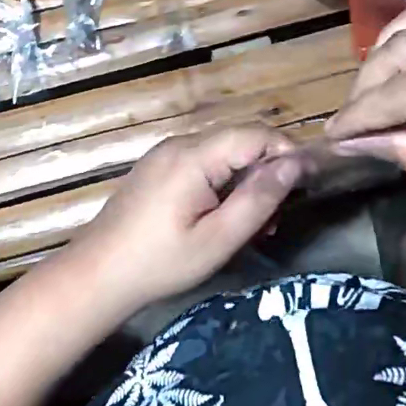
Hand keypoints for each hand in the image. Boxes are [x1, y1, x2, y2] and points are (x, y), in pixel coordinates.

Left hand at [64, 126, 309, 314]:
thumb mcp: (218, 238)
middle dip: (266, 173)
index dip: (286, 152)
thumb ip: (258, 198)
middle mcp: (179, 143)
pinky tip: (223, 218)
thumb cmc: (160, 261)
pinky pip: (202, 163)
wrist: (99, 271)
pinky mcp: (159, 166)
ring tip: (251, 227)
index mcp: (193, 155)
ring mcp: (165, 153)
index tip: (306, 186)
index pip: (254, 133)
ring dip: (245, 182)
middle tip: (273, 220)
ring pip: (222, 153)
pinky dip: (222, 184)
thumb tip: (295, 164)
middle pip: (239, 141)